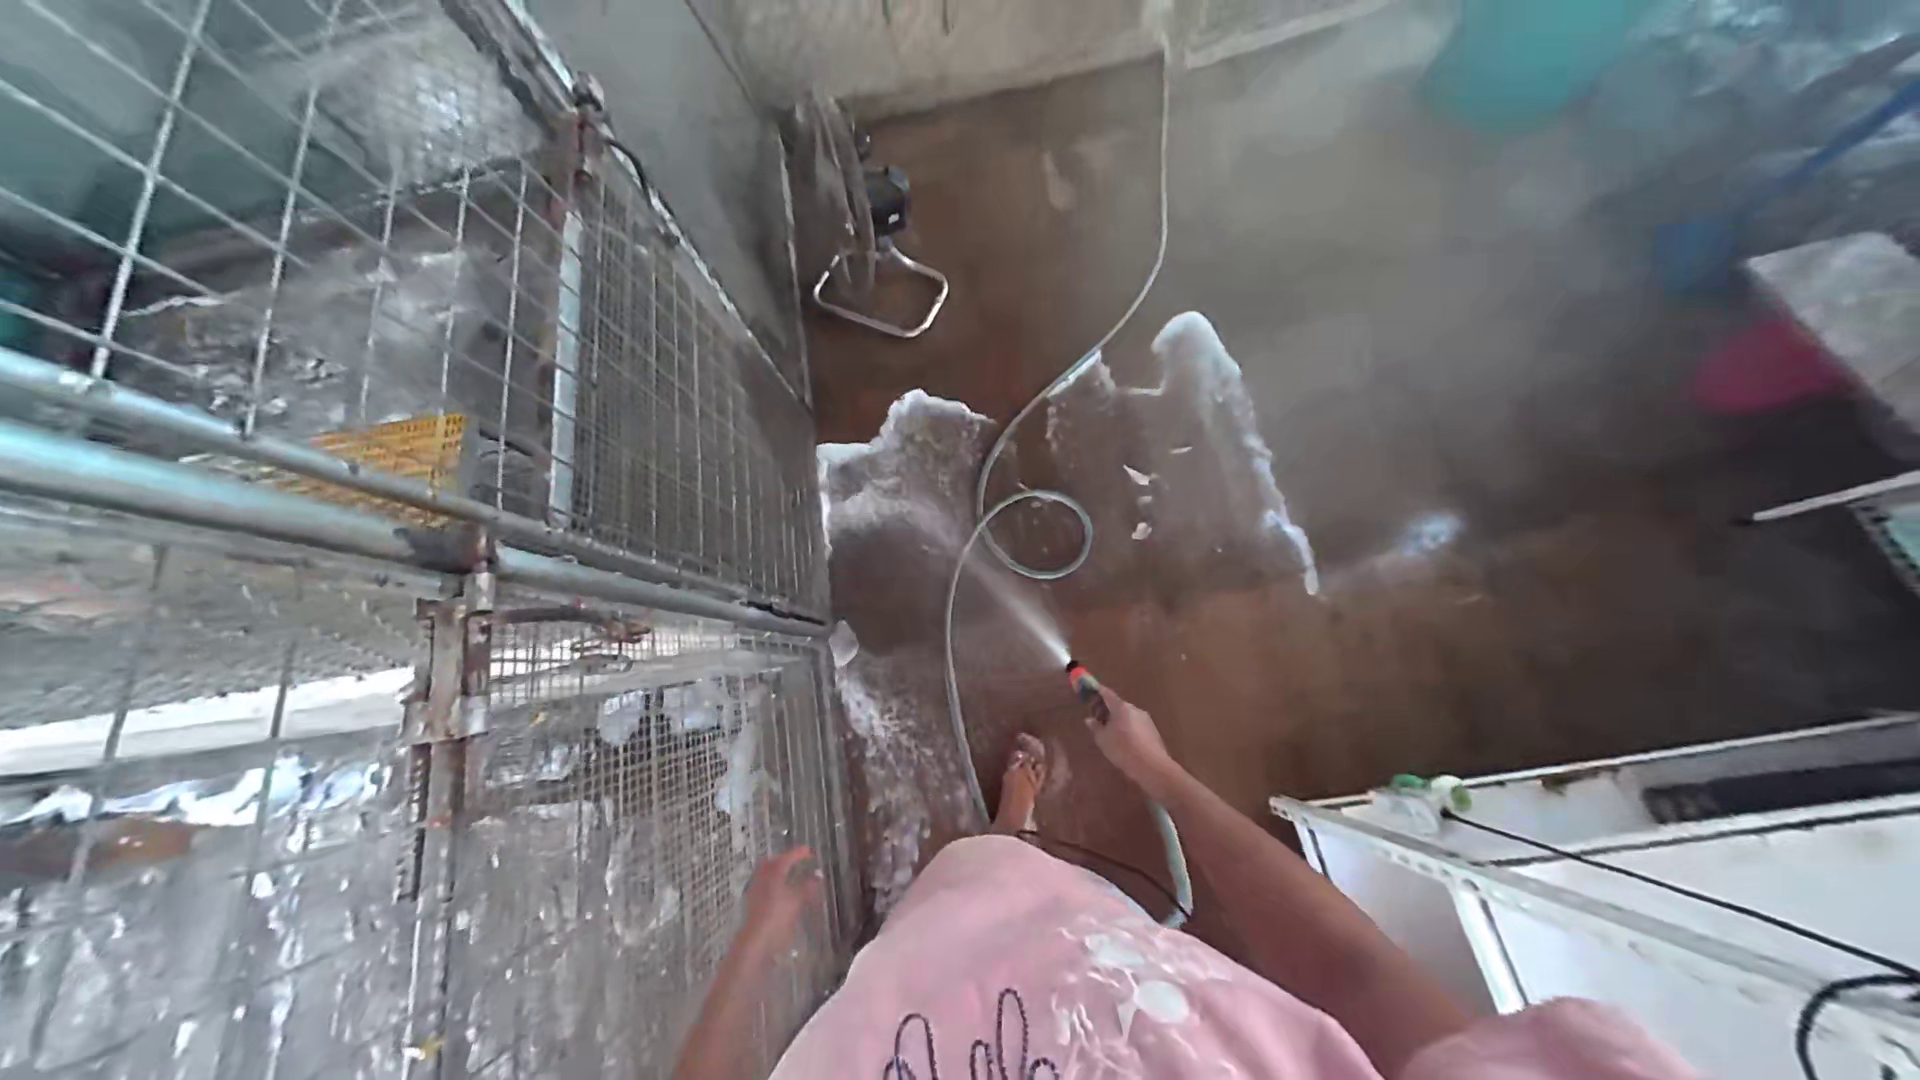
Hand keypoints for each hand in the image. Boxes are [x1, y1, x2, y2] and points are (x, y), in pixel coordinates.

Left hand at [739, 847, 823, 956]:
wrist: (756, 941)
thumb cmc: (778, 916)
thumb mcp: (797, 900)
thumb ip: (808, 886)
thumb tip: (818, 876)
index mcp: (774, 872)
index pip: (787, 857)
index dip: (799, 853)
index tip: (809, 851)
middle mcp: (763, 877)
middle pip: (772, 862)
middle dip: (785, 859)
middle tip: (796, 861)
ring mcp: (756, 890)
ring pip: (766, 874)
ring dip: (778, 872)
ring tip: (791, 876)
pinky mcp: (753, 903)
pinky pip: (764, 886)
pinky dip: (774, 884)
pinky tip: (782, 893)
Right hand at [1086, 685, 1180, 799]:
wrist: (1153, 767)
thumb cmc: (1123, 750)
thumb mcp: (1103, 740)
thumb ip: (1095, 727)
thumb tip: (1090, 719)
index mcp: (1121, 707)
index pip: (1106, 693)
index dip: (1097, 691)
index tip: (1089, 692)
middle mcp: (1134, 709)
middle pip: (1117, 704)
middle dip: (1106, 709)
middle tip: (1097, 720)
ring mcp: (1146, 719)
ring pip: (1127, 715)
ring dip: (1117, 720)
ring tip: (1110, 734)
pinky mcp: (1153, 731)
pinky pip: (1136, 724)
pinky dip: (1127, 728)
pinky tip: (1124, 742)